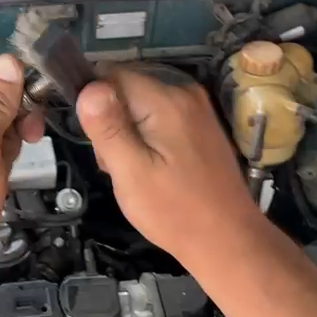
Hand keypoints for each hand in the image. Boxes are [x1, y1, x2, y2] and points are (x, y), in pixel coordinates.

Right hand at [75, 65, 268, 259]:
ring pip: (139, 106)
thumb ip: (108, 127)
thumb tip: (88, 87)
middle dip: (110, 121)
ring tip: (134, 171)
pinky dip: (146, 139)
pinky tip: (151, 169)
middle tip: (116, 164)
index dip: (93, 103)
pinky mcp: (199, 125)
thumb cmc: (175, 211)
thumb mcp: (131, 172)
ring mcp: (196, 109)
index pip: (111, 75)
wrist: (228, 241)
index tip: (96, 139)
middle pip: (125, 89)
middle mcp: (184, 94)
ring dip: (127, 133)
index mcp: (166, 101)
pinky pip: (158, 118)